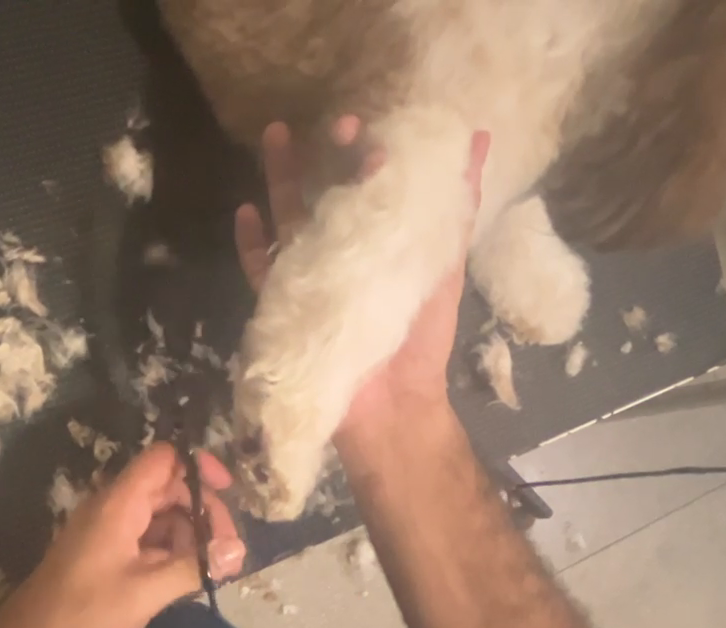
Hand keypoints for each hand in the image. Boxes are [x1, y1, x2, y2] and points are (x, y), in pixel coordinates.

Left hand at [0, 443, 244, 627]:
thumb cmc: (86, 613)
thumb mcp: (146, 592)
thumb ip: (193, 567)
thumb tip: (238, 550)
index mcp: (119, 504)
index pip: (164, 459)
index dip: (198, 466)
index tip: (227, 491)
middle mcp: (113, 508)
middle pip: (167, 489)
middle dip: (202, 512)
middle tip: (228, 549)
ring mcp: (107, 531)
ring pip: (159, 517)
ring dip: (189, 536)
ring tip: (212, 568)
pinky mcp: (105, 554)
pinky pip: (145, 539)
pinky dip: (169, 552)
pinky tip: (187, 577)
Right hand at [232, 120, 490, 449]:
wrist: (390, 407)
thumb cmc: (421, 341)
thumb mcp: (445, 269)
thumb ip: (454, 214)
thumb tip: (479, 144)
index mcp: (378, 247)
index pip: (370, 191)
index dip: (372, 157)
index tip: (378, 128)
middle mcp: (342, 258)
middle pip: (327, 197)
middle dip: (328, 158)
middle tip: (338, 123)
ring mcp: (308, 282)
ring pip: (289, 223)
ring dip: (282, 182)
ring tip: (278, 136)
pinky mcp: (283, 309)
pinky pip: (260, 274)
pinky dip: (251, 246)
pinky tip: (246, 213)